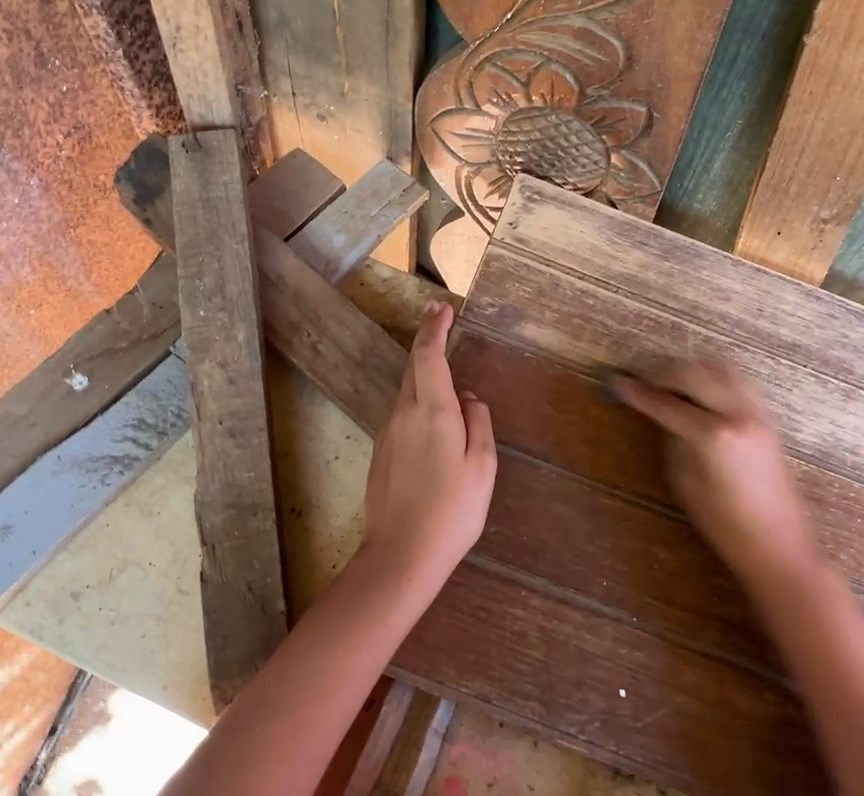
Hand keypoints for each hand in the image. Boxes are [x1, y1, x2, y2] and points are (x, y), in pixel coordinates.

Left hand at [359, 300, 497, 586]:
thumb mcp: (482, 467)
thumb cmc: (452, 512)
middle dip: (427, 342)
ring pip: (407, 393)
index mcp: (432, 411)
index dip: (434, 328)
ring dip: (425, 376)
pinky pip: (403, 416)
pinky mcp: (381, 454)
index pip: (429, 355)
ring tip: (448, 377)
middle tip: (441, 321)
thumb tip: (470, 400)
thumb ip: (478, 424)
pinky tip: (435, 424)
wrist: (400, 555)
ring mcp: (388, 434)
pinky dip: (419, 403)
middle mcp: (404, 414)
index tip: (442, 308)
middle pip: (413, 368)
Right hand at [611, 360, 811, 579]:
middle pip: (692, 372)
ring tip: (668, 382)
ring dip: (690, 368)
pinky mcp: (767, 416)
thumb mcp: (685, 482)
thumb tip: (661, 412)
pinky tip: (699, 390)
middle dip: (661, 372)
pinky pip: (737, 379)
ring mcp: (757, 411)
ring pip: (718, 366)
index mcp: (713, 434)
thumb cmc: (725, 525)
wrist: (779, 543)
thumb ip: (672, 439)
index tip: (616, 381)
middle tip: (639, 380)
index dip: (637, 392)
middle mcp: (737, 413)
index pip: (665, 403)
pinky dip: (713, 375)